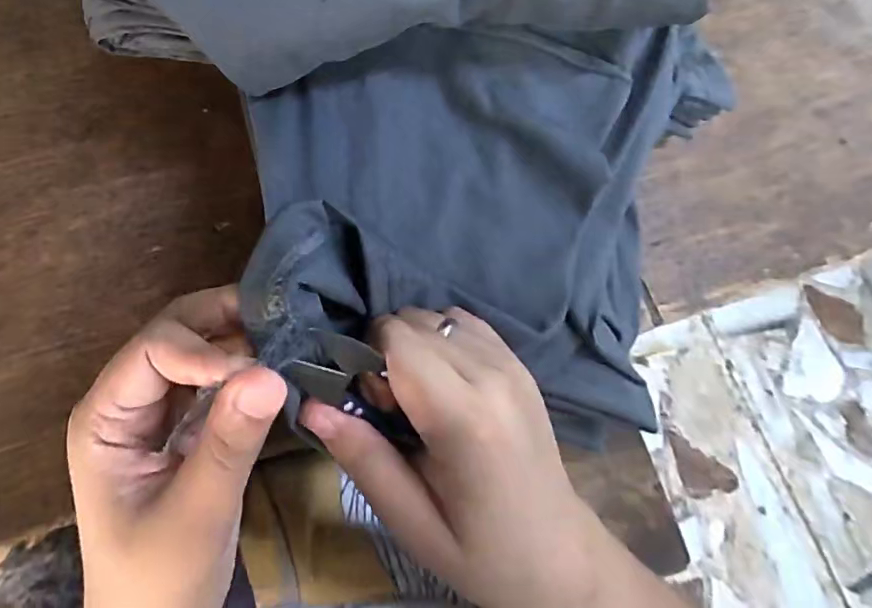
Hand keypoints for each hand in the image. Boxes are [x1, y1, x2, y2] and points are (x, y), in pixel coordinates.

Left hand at [67, 286, 286, 607]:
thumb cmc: (160, 584)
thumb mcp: (197, 515)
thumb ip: (230, 442)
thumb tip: (270, 373)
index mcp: (104, 417)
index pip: (152, 350)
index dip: (202, 349)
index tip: (254, 368)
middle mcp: (124, 398)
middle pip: (171, 333)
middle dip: (220, 320)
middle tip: (276, 318)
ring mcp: (152, 407)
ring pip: (193, 345)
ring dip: (234, 336)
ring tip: (282, 333)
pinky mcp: (179, 421)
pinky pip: (209, 375)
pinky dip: (240, 363)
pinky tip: (272, 361)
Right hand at [302, 307, 682, 607]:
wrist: (562, 557)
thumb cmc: (481, 551)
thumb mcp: (413, 523)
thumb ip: (363, 458)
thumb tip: (309, 406)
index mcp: (465, 417)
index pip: (397, 338)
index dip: (369, 361)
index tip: (374, 405)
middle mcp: (491, 374)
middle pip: (411, 320)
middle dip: (386, 351)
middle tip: (394, 409)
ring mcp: (509, 361)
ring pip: (432, 314)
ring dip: (412, 343)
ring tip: (421, 396)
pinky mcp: (517, 359)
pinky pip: (460, 320)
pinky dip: (439, 337)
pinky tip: (444, 380)